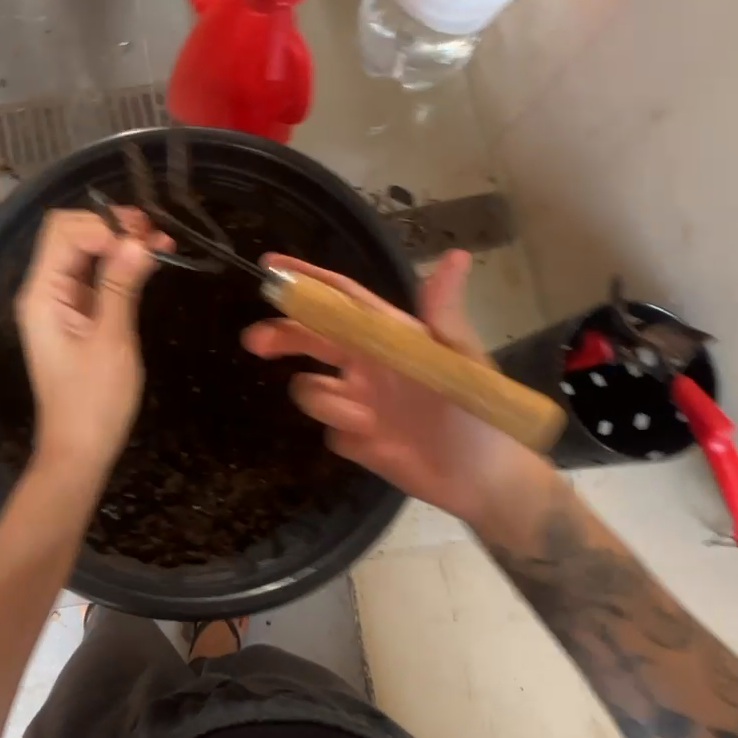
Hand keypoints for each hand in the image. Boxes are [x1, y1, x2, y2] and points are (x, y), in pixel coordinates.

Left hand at [16, 209, 168, 476]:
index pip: (63, 232)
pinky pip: (92, 278)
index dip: (104, 224)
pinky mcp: (74, 318)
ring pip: (84, 254)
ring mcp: (58, 304)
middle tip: (158, 234)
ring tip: (160, 244)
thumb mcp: (112, 341)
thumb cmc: (93, 402)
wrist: (78, 451)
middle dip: (112, 228)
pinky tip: (146, 265)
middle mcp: (44, 292)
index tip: (146, 236)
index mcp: (42, 294)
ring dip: (118, 244)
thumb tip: (138, 241)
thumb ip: (120, 286)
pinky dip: (117, 266)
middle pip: (71, 236)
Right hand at [242, 250, 551, 521]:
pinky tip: (377, 444)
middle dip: (281, 335)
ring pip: (310, 388)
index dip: (306, 280)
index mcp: (390, 336)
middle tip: (254, 341)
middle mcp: (367, 363)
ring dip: (327, 402)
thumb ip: (443, 312)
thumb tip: (453, 257)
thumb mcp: (460, 360)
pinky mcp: (354, 438)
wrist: (484, 480)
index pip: (341, 298)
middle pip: (310, 338)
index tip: (270, 265)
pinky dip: (346, 435)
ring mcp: (358, 401)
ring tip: (366, 418)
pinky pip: (328, 431)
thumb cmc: (478, 412)